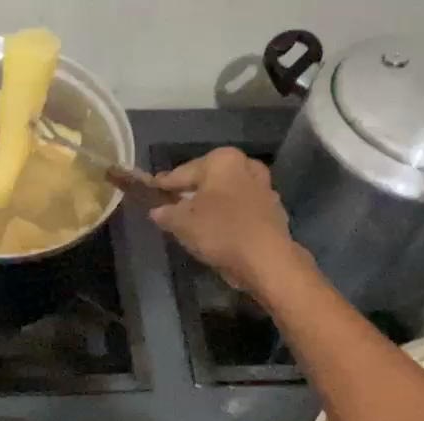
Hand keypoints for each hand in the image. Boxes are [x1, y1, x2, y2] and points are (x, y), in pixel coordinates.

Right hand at [149, 147, 307, 290]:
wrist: (264, 257)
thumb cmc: (219, 231)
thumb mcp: (181, 223)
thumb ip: (166, 213)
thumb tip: (156, 210)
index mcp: (222, 160)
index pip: (183, 172)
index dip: (165, 183)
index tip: (153, 187)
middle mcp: (245, 165)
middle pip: (209, 179)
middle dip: (191, 191)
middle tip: (173, 203)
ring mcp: (262, 187)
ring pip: (226, 193)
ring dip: (211, 203)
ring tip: (195, 218)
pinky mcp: (271, 210)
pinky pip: (240, 210)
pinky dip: (228, 216)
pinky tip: (218, 230)